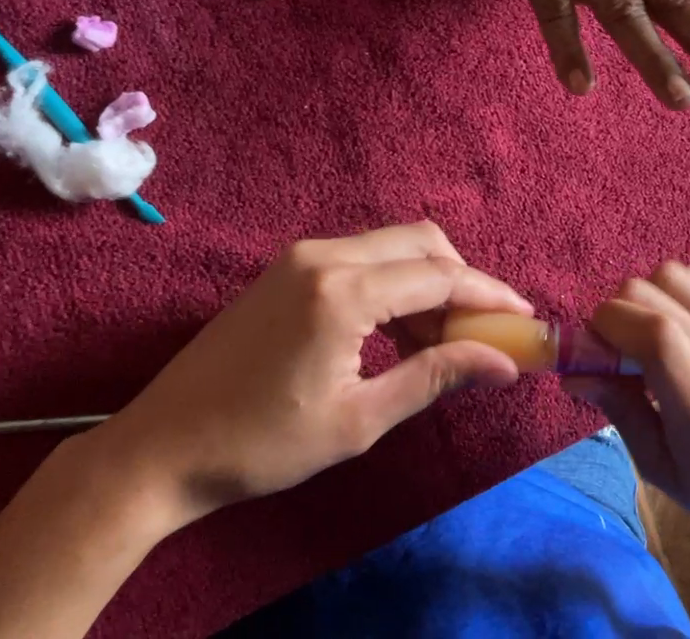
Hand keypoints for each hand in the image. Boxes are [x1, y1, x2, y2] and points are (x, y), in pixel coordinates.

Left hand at [94, 221, 530, 527]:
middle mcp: (324, 255)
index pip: (439, 275)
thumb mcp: (358, 420)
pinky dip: (393, 283)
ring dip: (427, 281)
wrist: (164, 447)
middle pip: (420, 242)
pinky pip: (361, 257)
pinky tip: (398, 331)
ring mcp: (301, 256)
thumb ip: (434, 377)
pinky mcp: (287, 268)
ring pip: (390, 246)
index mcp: (342, 292)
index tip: (526, 320)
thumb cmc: (263, 444)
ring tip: (444, 340)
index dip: (489, 295)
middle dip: (462, 279)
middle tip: (484, 332)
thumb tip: (503, 363)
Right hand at [564, 263, 689, 548]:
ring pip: (676, 275)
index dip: (609, 324)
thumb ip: (620, 412)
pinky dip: (678, 291)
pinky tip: (679, 323)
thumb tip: (574, 373)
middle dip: (619, 310)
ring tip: (649, 330)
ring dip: (648, 295)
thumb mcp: (662, 468)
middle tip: (619, 343)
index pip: (654, 334)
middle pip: (654, 293)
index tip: (596, 345)